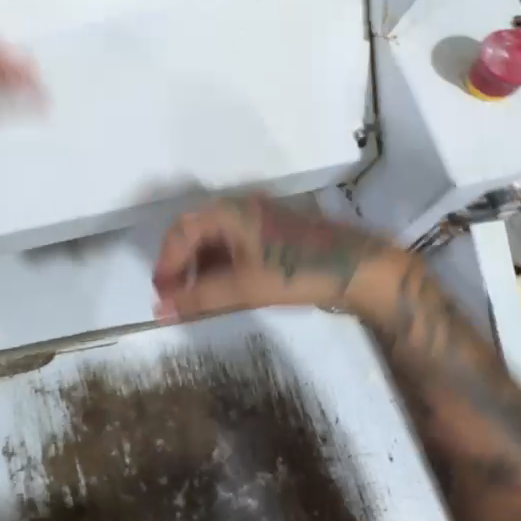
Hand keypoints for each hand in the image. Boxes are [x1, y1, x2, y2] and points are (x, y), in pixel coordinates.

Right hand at [151, 196, 403, 320]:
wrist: (361, 271)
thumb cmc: (298, 272)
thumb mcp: (245, 287)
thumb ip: (200, 298)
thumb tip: (160, 311)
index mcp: (228, 211)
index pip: (180, 232)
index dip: (165, 264)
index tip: (161, 296)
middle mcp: (239, 209)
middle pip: (194, 233)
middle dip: (180, 266)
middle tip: (175, 299)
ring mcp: (258, 221)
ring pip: (214, 241)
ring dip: (199, 269)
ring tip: (196, 300)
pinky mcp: (273, 236)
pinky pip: (234, 248)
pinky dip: (220, 268)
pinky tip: (223, 292)